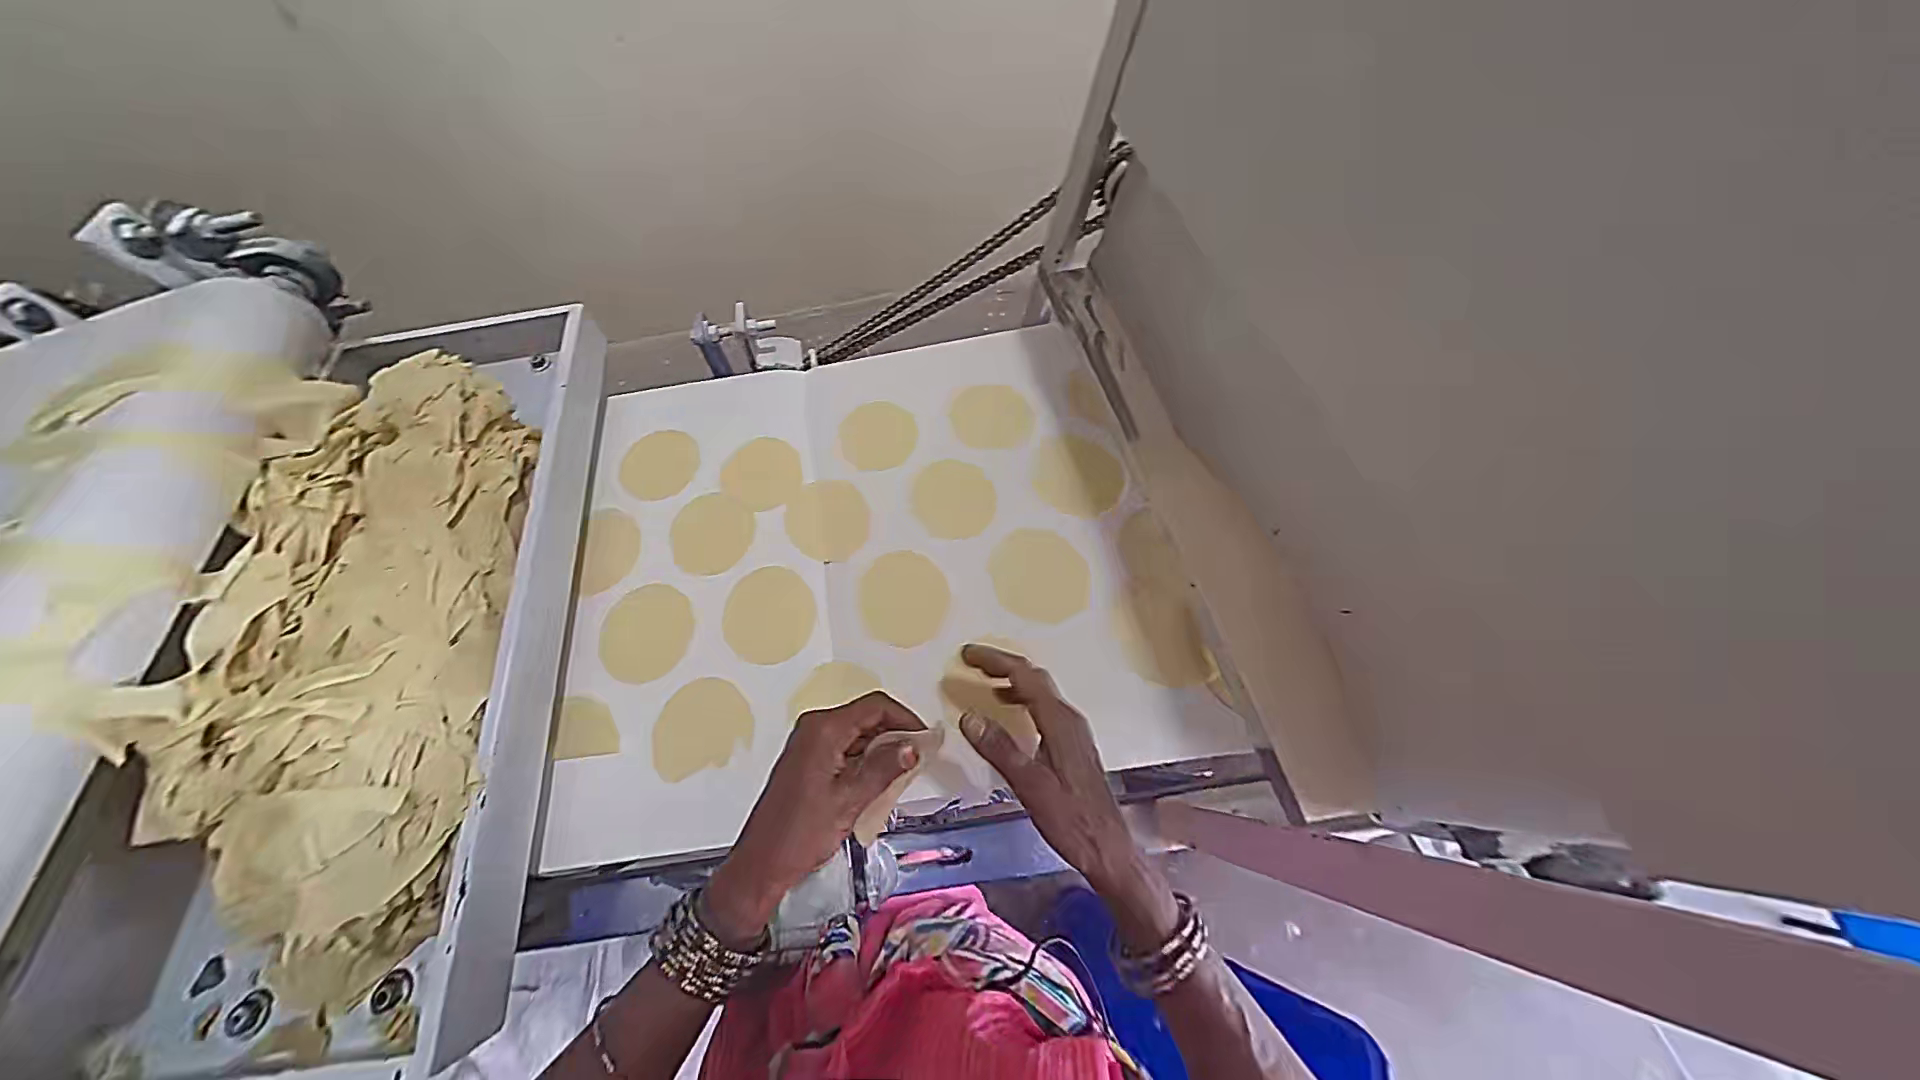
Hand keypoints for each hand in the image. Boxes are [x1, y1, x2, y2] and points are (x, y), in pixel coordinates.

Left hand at [704, 691, 924, 945]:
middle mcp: (815, 728)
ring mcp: (810, 743)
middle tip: (918, 759)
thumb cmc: (799, 834)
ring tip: (902, 775)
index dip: (906, 719)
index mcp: (824, 729)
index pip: (876, 706)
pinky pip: (845, 747)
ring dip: (882, 750)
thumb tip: (912, 747)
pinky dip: (865, 760)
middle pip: (867, 717)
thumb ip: (885, 768)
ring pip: (858, 733)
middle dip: (895, 735)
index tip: (925, 740)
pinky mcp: (809, 759)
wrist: (761, 865)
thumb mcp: (851, 800)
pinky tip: (878, 783)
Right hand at [955, 644, 1146, 889]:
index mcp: (1059, 722)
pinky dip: (1022, 699)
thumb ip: (999, 749)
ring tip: (984, 680)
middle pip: (1034, 677)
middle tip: (971, 661)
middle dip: (1002, 664)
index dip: (995, 661)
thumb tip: (969, 717)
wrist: (1108, 847)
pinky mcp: (1072, 744)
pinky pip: (1044, 707)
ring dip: (1012, 680)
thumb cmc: (1070, 819)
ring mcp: (1073, 730)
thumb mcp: (1029, 785)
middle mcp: (1069, 719)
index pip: (1024, 677)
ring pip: (1040, 691)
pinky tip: (1009, 712)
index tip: (968, 654)